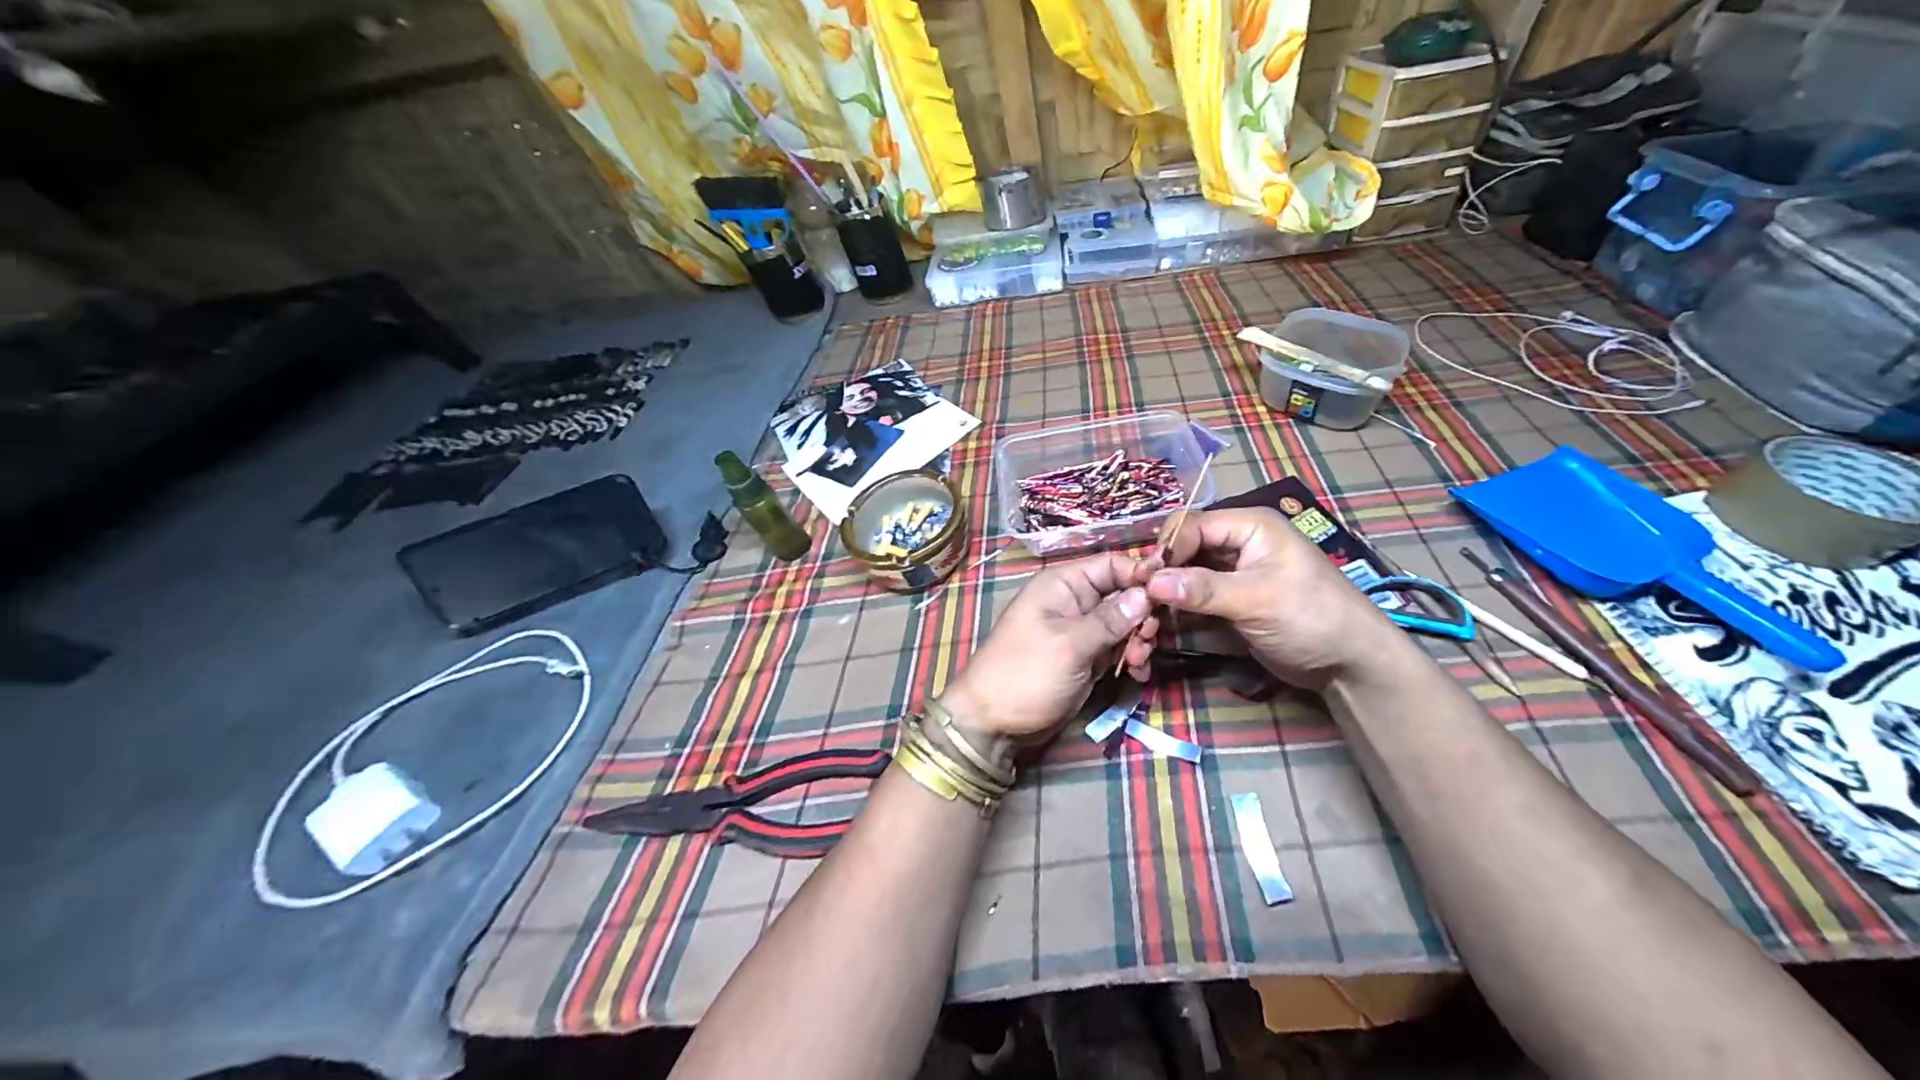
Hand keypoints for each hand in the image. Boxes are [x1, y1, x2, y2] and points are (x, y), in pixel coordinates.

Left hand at [941, 554, 1157, 750]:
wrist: (994, 722)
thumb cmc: (1025, 673)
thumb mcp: (1070, 644)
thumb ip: (1110, 619)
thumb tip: (1148, 593)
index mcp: (1062, 585)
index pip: (1111, 565)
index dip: (1141, 575)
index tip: (1170, 595)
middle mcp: (1073, 601)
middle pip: (1123, 594)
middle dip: (1143, 615)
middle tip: (1148, 640)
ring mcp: (1081, 631)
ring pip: (1125, 624)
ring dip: (1139, 640)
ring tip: (1138, 662)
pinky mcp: (1086, 657)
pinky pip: (1117, 648)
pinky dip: (1130, 658)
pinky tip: (1138, 674)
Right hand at [1145, 507, 1399, 688]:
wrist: (1350, 664)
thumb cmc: (1313, 619)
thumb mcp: (1257, 600)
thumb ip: (1203, 589)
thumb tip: (1150, 583)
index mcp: (1249, 526)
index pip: (1191, 526)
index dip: (1165, 551)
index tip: (1143, 582)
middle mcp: (1237, 542)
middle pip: (1182, 548)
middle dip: (1160, 573)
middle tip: (1140, 601)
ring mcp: (1231, 572)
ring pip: (1182, 573)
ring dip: (1163, 593)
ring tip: (1146, 616)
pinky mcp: (1228, 599)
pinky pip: (1191, 596)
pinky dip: (1174, 608)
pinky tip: (1159, 623)